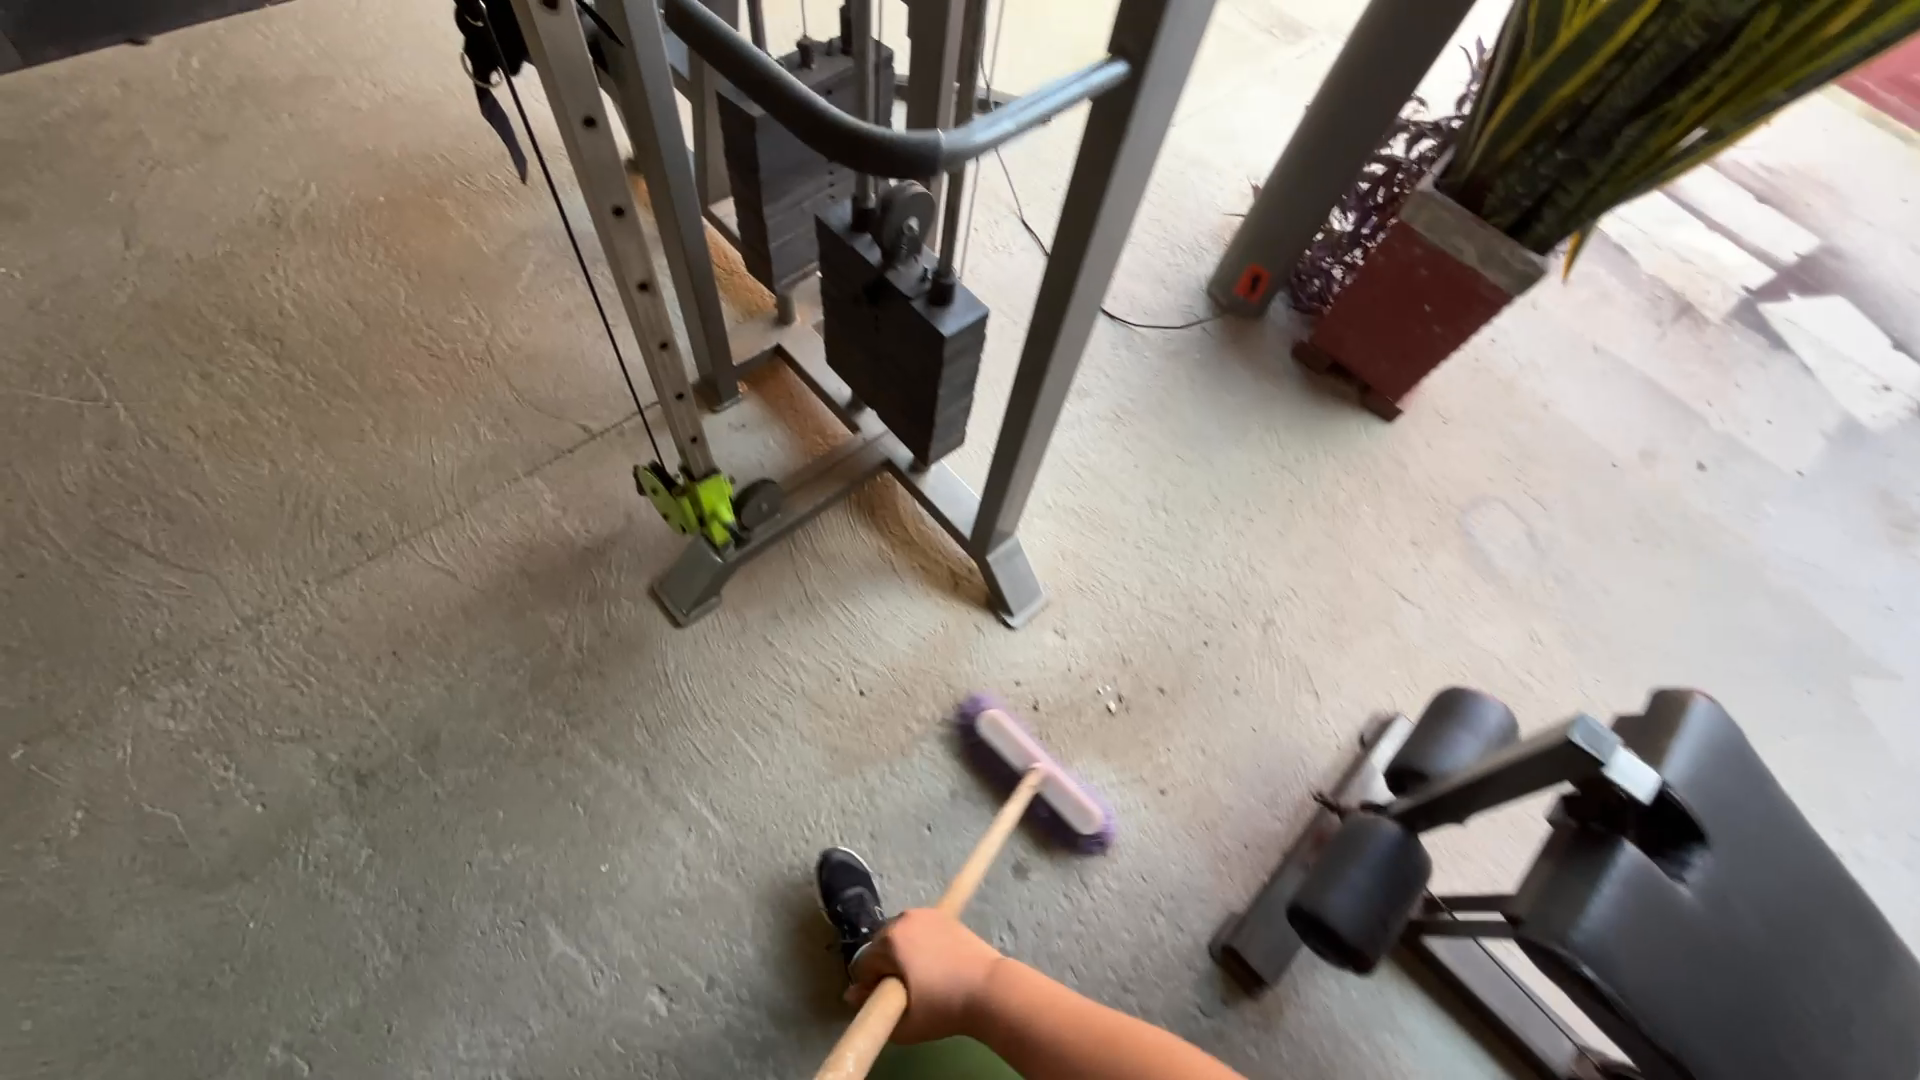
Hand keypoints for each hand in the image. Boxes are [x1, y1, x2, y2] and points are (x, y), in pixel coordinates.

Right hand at [847, 908, 1005, 1042]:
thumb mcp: (902, 1022)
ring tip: (920, 976)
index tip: (886, 1000)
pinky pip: (919, 929)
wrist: (988, 989)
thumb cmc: (943, 1007)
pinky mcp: (943, 915)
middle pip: (880, 945)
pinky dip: (919, 943)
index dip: (870, 986)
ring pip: (899, 935)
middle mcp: (903, 919)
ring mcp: (925, 913)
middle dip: (885, 966)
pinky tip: (934, 962)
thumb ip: (870, 1008)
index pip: (863, 964)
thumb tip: (852, 996)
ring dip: (901, 952)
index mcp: (890, 940)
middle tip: (904, 989)